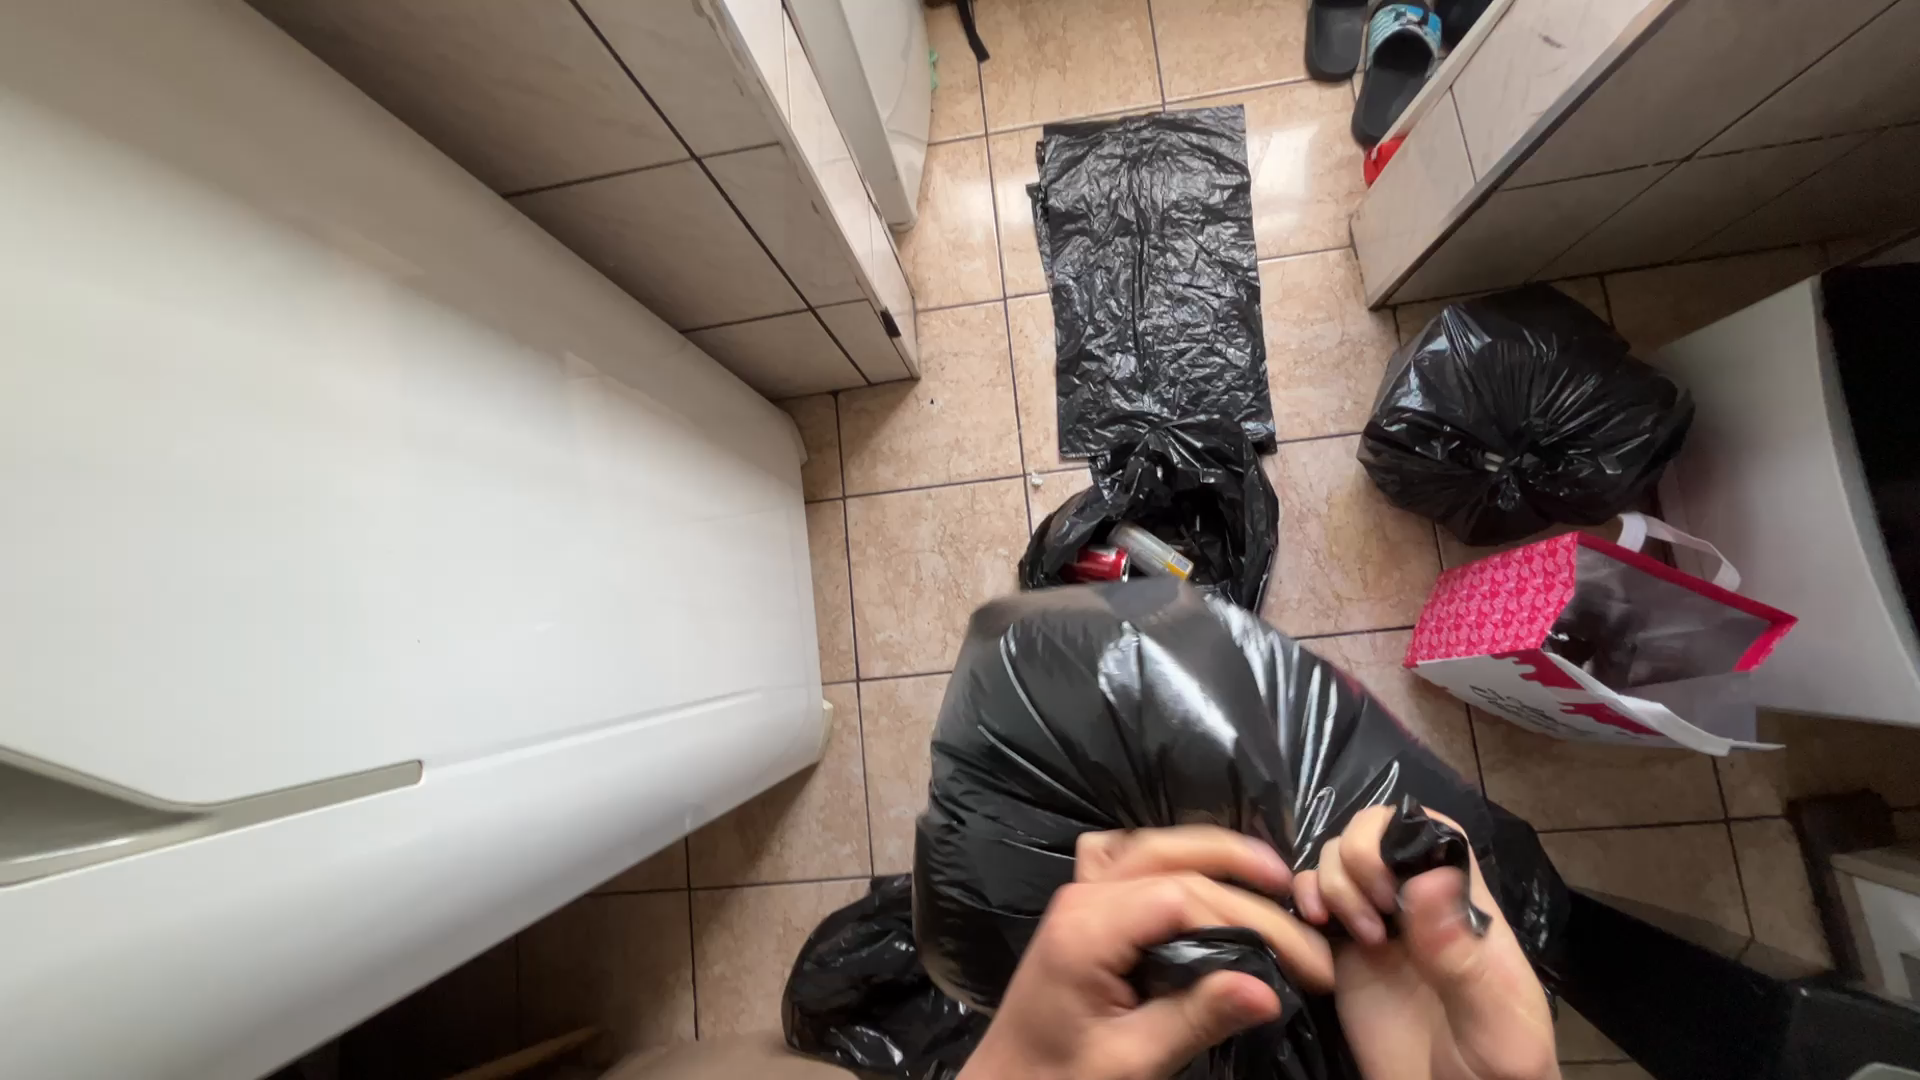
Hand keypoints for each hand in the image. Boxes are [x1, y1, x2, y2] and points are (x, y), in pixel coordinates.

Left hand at [958, 826, 1334, 1079]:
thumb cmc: (1063, 1079)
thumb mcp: (1132, 1061)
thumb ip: (1197, 1018)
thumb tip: (1269, 989)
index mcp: (1088, 928)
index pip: (1177, 896)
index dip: (1243, 916)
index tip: (1298, 959)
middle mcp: (1081, 895)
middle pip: (1162, 855)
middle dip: (1232, 865)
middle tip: (1291, 887)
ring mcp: (1077, 893)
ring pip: (1144, 847)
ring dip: (1203, 851)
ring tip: (1261, 869)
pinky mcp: (1080, 905)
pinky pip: (1121, 857)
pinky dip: (1162, 854)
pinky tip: (1193, 869)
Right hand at [1293, 805, 1558, 1079]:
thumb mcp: (1496, 1034)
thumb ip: (1464, 960)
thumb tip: (1431, 877)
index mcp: (1466, 913)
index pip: (1435, 831)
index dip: (1401, 836)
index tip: (1392, 884)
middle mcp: (1417, 906)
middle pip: (1373, 832)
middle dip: (1357, 859)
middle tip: (1372, 917)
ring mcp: (1374, 923)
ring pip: (1336, 856)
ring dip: (1332, 882)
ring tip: (1353, 936)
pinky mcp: (1337, 945)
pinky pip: (1307, 893)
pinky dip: (1302, 896)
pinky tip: (1314, 927)